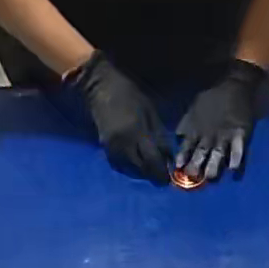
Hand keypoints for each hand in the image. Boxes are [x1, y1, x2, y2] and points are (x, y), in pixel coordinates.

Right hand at [62, 51, 171, 183]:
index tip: (168, 178)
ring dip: (142, 173)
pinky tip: (137, 164)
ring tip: (150, 168)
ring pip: (130, 171)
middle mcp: (123, 146)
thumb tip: (168, 157)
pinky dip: (131, 169)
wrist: (100, 89)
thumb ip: (159, 136)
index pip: (152, 161)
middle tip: (161, 175)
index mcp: (136, 133)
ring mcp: (112, 150)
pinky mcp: (106, 151)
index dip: (161, 173)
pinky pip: (121, 167)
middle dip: (152, 175)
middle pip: (141, 171)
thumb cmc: (129, 95)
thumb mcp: (150, 112)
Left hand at [174, 59, 266, 181]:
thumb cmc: (212, 99)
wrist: (236, 85)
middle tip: (194, 177)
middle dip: (196, 168)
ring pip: (217, 157)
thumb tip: (177, 138)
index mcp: (196, 131)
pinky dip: (236, 161)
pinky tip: (233, 170)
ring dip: (213, 169)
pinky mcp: (240, 135)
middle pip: (200, 156)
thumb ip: (185, 125)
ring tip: (211, 176)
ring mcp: (225, 137)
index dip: (183, 160)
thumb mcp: (193, 109)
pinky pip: (238, 151)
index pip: (186, 149)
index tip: (180, 168)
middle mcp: (209, 137)